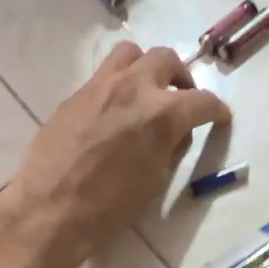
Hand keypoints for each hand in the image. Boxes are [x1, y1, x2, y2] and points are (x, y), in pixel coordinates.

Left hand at [0, 42, 230, 267]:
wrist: (48, 213)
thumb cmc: (106, 210)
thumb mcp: (152, 183)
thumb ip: (169, 149)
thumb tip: (174, 134)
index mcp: (161, 114)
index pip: (201, 101)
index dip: (216, 111)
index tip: (220, 118)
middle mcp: (133, 87)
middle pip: (166, 60)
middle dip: (181, 80)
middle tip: (183, 101)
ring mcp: (100, 86)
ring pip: (132, 55)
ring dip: (147, 68)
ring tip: (147, 94)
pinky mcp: (75, 95)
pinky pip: (104, 75)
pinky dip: (119, 85)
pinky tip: (115, 112)